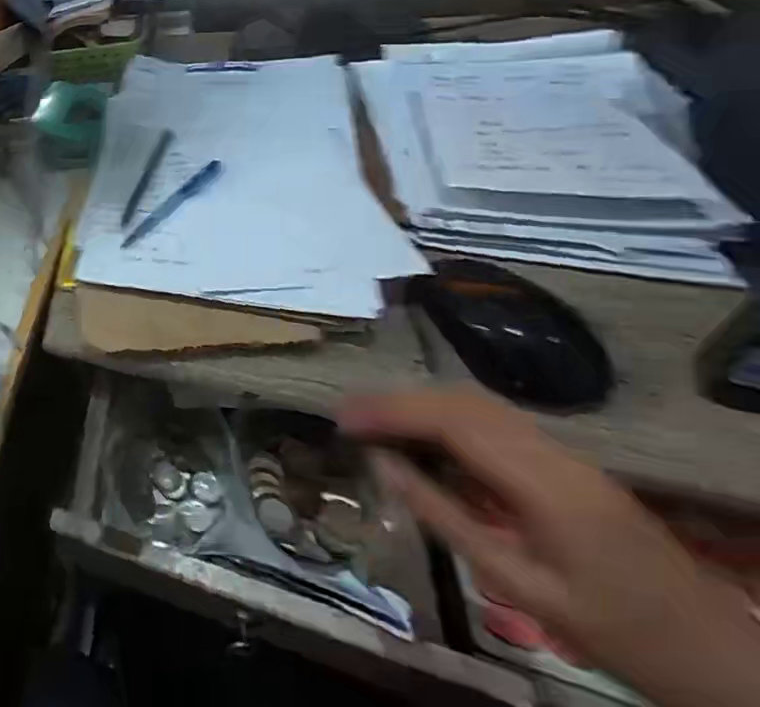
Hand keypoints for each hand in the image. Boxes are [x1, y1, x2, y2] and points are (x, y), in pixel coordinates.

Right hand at [339, 391, 759, 706]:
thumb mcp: (518, 585)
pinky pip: (500, 424)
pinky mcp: (575, 469)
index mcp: (549, 489)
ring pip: (483, 406)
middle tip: (346, 416)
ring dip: (421, 405)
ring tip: (373, 421)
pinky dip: (449, 418)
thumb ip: (445, 518)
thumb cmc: (615, 631)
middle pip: (467, 403)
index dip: (391, 412)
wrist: (724, 661)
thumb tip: (381, 464)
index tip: (342, 419)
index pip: (455, 422)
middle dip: (399, 402)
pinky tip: (424, 438)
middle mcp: (562, 460)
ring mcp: (574, 461)